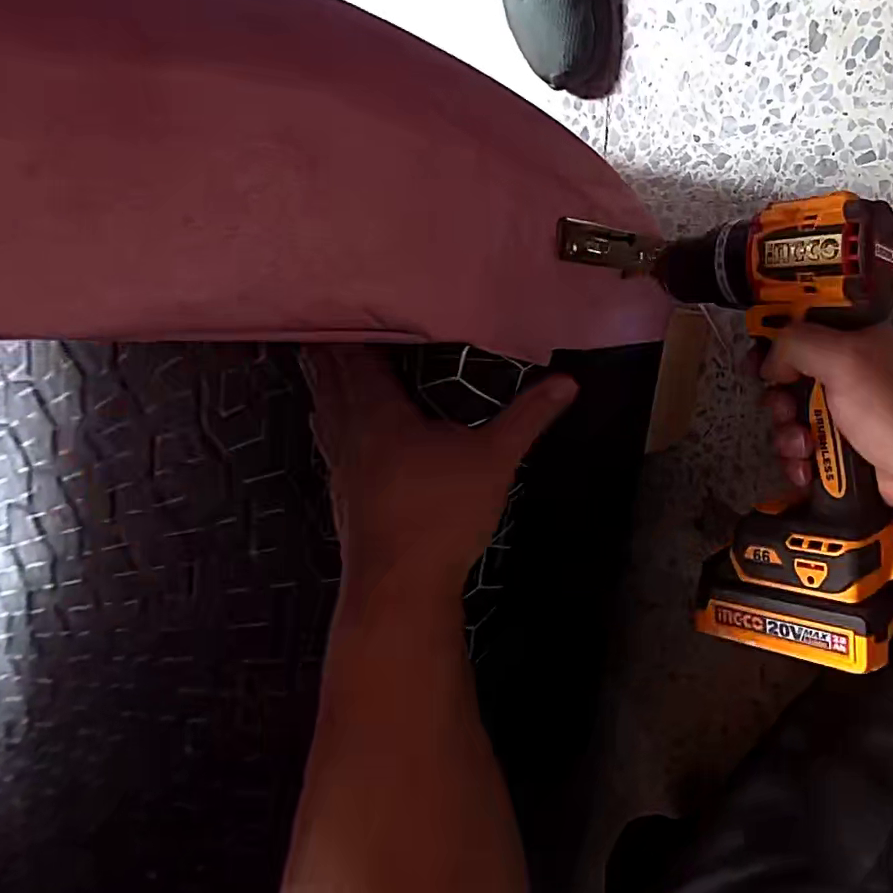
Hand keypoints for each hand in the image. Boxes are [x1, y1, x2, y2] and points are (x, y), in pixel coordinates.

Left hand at [303, 345, 576, 589]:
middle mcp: (351, 435)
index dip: (354, 335)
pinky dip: (331, 422)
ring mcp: (342, 468)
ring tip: (325, 369)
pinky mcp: (345, 496)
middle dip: (331, 356)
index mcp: (381, 416)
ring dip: (324, 388)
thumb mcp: (497, 457)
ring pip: (325, 414)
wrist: (401, 583)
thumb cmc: (445, 510)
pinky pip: (330, 442)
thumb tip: (568, 381)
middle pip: (331, 384)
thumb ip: (530, 416)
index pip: (358, 363)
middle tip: (329, 328)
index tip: (351, 309)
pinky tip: (342, 434)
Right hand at [758, 325, 892, 510]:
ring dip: (788, 435)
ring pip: (793, 419)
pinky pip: (805, 449)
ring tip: (803, 447)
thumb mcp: (843, 359)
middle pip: (790, 379)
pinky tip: (807, 469)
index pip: (802, 330)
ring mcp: (847, 413)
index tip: (757, 362)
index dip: (775, 344)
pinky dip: (800, 460)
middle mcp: (849, 374)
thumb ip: (797, 344)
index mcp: (855, 341)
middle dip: (779, 400)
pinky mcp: (844, 448)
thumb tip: (771, 363)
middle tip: (786, 410)